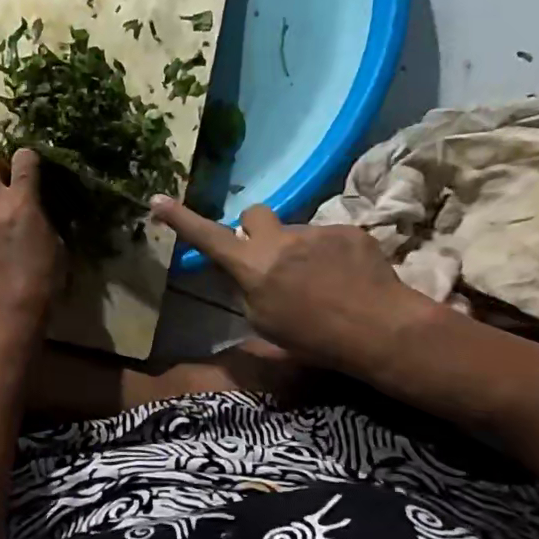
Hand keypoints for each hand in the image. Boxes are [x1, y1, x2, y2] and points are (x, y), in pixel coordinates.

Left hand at [0, 149, 63, 321]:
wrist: (8, 309)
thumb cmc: (45, 278)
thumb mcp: (57, 241)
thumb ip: (45, 214)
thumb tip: (39, 202)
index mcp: (22, 202)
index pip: (23, 160)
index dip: (28, 156)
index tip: (32, 161)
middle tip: (9, 180)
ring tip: (2, 212)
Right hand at [151, 196, 432, 377]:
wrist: (381, 330)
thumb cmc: (314, 339)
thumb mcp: (264, 323)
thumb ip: (247, 290)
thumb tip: (245, 273)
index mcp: (252, 266)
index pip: (208, 237)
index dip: (181, 219)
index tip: (158, 199)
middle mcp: (278, 240)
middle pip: (253, 215)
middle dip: (255, 230)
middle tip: (269, 256)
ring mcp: (314, 231)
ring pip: (294, 231)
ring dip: (299, 249)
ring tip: (322, 282)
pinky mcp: (347, 230)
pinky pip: (327, 237)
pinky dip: (330, 254)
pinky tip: (346, 278)